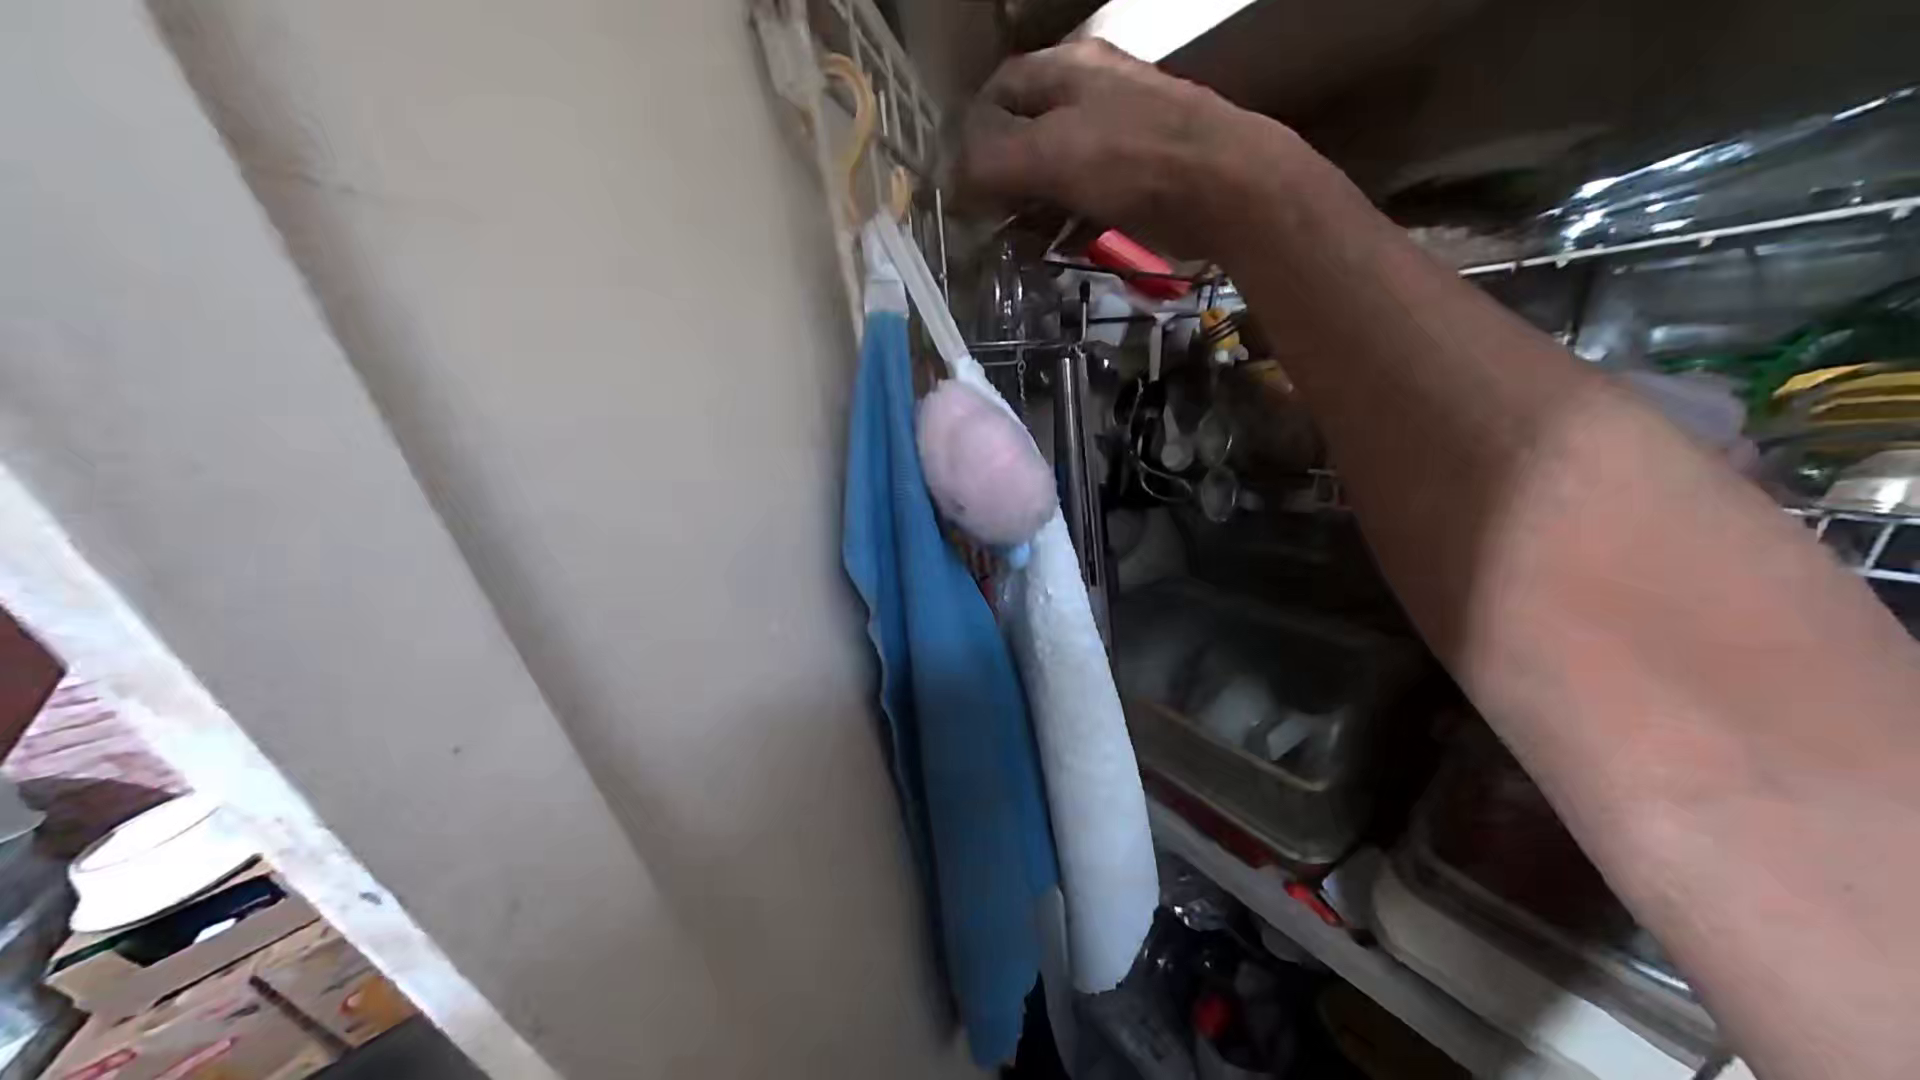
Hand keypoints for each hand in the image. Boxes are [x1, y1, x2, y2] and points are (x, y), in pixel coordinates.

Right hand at [959, 40, 1298, 254]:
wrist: (1227, 188)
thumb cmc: (1134, 161)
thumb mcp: (1052, 154)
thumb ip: (992, 162)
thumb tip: (951, 182)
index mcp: (1067, 70)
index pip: (999, 90)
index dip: (972, 133)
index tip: (958, 183)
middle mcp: (1090, 94)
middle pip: (1025, 134)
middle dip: (1000, 180)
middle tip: (985, 222)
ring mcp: (1116, 137)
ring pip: (1054, 171)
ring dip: (1030, 208)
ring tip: (1015, 244)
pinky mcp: (1136, 178)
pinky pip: (1084, 198)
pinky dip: (1064, 223)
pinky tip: (1054, 249)